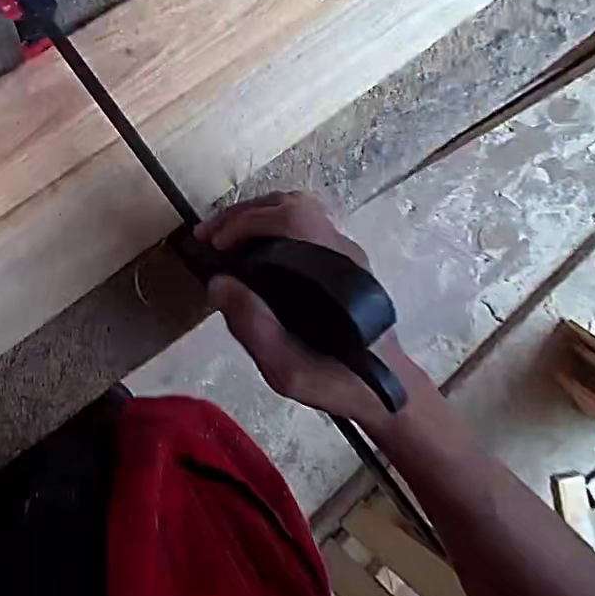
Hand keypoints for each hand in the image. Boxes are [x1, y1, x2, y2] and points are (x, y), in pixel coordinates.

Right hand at [196, 192, 418, 425]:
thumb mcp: (290, 369)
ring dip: (255, 216)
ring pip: (298, 210)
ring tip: (223, 236)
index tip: (215, 243)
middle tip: (209, 236)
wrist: (386, 390)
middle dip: (243, 213)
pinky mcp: (339, 259)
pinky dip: (267, 227)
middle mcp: (343, 252)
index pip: (292, 219)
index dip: (247, 221)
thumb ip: (255, 328)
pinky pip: (301, 226)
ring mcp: (344, 252)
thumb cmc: (338, 381)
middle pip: (293, 205)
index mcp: (335, 273)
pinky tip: (247, 250)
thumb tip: (218, 283)